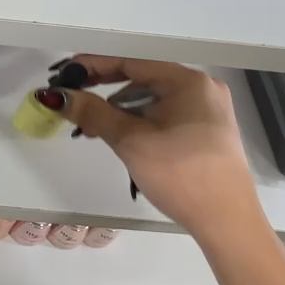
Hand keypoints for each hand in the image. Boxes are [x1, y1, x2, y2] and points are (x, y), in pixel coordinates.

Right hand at [57, 55, 260, 232]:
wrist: (228, 222)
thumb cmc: (181, 176)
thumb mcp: (132, 142)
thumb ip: (93, 113)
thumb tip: (57, 96)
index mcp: (188, 81)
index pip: (131, 62)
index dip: (94, 65)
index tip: (63, 74)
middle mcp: (202, 87)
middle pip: (143, 77)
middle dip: (105, 88)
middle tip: (72, 98)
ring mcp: (208, 109)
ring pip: (153, 97)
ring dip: (122, 107)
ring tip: (94, 126)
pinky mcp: (207, 130)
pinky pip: (166, 112)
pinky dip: (140, 119)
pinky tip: (122, 134)